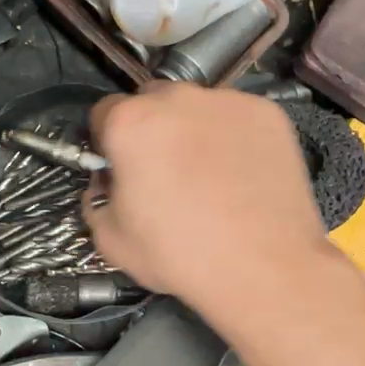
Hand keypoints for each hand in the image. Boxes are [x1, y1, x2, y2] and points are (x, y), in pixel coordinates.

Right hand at [84, 83, 332, 309]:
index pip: (104, 113)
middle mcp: (177, 99)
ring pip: (197, 109)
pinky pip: (236, 118)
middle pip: (152, 103)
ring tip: (209, 177)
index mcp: (131, 123)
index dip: (109, 143)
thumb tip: (108, 184)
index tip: (120, 168)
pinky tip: (239, 175)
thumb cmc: (181, 255)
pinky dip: (233, 138)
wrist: (264, 267)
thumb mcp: (111, 240)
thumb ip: (97, 199)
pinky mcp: (267, 113)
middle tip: (165, 174)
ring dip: (193, 131)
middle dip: (151, 131)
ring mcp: (226, 102)